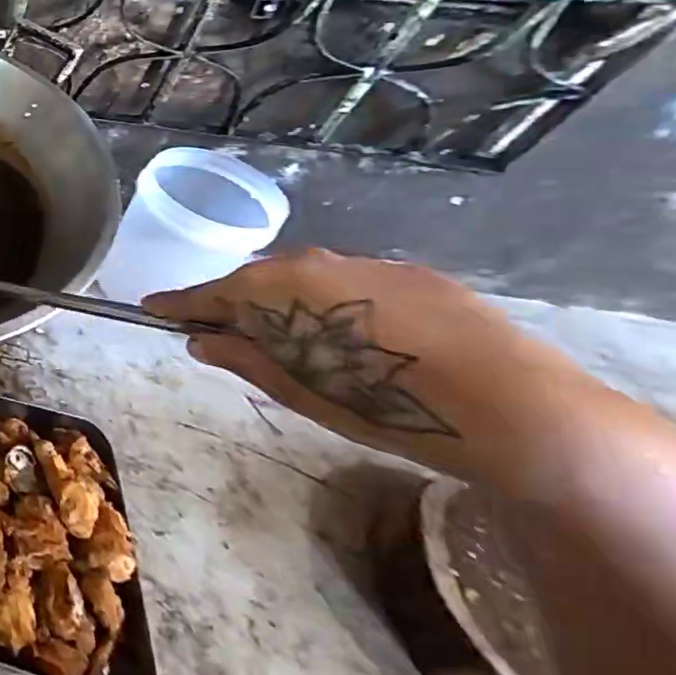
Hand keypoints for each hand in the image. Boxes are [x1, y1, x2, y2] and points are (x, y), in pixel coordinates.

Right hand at [142, 249, 609, 488]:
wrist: (524, 412)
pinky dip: (341, 305)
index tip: (151, 307)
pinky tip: (368, 341)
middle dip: (239, 306)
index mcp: (278, 288)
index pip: (209, 292)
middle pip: (258, 281)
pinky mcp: (417, 275)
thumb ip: (243, 358)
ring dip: (292, 305)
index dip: (177, 303)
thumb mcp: (300, 391)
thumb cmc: (388, 406)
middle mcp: (316, 262)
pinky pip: (355, 285)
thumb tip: (203, 341)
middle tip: (230, 336)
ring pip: (308, 280)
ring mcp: (369, 264)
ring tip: (305, 344)